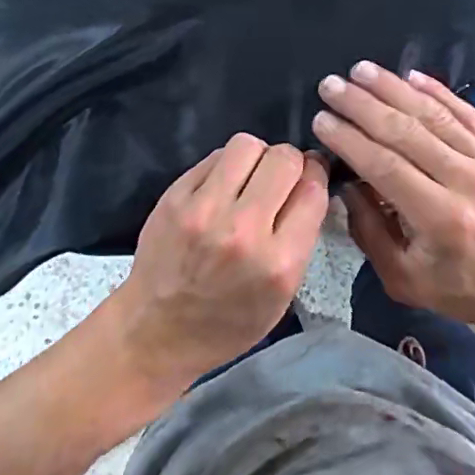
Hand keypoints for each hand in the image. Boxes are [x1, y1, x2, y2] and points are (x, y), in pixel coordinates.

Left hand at [106, 133, 329, 390]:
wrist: (157, 330)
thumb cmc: (228, 322)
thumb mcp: (282, 296)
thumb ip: (300, 239)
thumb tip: (310, 182)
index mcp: (278, 264)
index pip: (312, 191)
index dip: (317, 176)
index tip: (311, 176)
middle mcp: (242, 232)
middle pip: (283, 160)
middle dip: (290, 163)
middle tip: (280, 177)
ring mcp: (203, 211)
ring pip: (247, 145)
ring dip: (257, 156)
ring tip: (250, 176)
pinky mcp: (174, 198)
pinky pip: (213, 156)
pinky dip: (226, 164)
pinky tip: (222, 185)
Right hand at [311, 61, 474, 336]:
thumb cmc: (460, 289)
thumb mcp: (402, 277)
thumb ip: (368, 230)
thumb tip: (346, 181)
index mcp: (442, 219)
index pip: (385, 166)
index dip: (349, 139)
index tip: (321, 119)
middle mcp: (469, 183)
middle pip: (407, 132)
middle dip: (362, 105)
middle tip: (330, 85)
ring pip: (434, 115)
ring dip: (393, 89)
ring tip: (360, 71)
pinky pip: (466, 113)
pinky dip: (437, 91)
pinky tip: (409, 75)